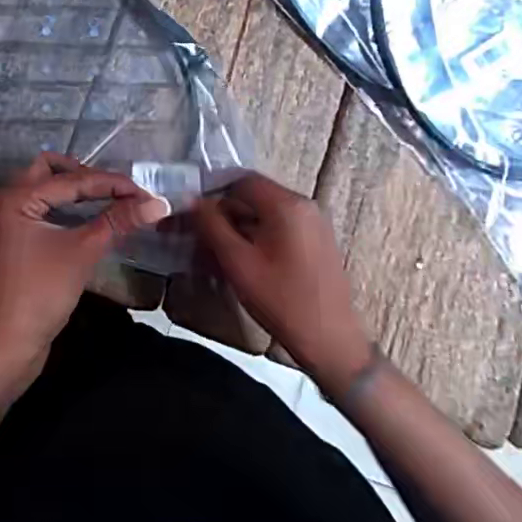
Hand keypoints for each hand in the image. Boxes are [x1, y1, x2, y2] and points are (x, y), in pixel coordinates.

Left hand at [0, 153, 170, 364]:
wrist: (6, 344)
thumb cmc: (40, 294)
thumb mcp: (82, 252)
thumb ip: (118, 222)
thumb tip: (157, 204)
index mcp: (18, 198)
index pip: (72, 180)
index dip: (112, 184)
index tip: (145, 192)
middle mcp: (10, 201)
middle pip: (51, 170)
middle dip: (87, 175)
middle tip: (119, 189)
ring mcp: (12, 222)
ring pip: (47, 189)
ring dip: (77, 189)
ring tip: (111, 198)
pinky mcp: (18, 240)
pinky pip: (45, 209)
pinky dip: (68, 206)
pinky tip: (93, 217)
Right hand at [193, 173, 374, 392]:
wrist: (330, 341)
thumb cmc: (281, 300)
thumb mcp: (237, 263)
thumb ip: (212, 226)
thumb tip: (191, 200)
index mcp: (287, 204)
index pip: (241, 180)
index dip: (212, 193)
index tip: (192, 215)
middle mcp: (305, 205)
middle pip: (254, 196)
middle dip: (225, 214)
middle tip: (201, 239)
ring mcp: (315, 223)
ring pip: (266, 213)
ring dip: (240, 228)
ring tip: (219, 255)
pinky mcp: (318, 241)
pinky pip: (281, 227)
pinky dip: (258, 237)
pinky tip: (244, 263)